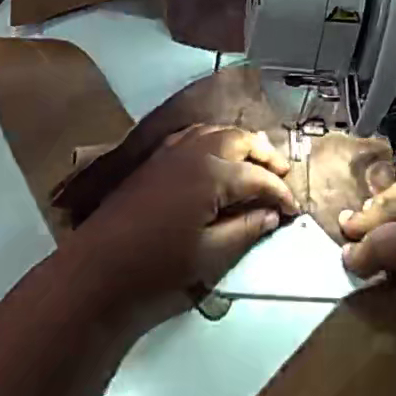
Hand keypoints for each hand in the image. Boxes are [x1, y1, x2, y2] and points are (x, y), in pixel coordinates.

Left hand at [61, 125, 298, 308]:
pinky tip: (219, 157)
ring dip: (242, 143)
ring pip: (218, 131)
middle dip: (266, 156)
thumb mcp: (210, 255)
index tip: (294, 209)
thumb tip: (271, 215)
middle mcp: (196, 150)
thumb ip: (246, 230)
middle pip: (241, 140)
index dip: (280, 193)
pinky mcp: (158, 155)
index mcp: (213, 173)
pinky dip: (215, 140)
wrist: (101, 263)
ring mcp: (174, 148)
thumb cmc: (159, 263)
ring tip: (256, 163)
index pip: (258, 177)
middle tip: (282, 176)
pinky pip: (195, 134)